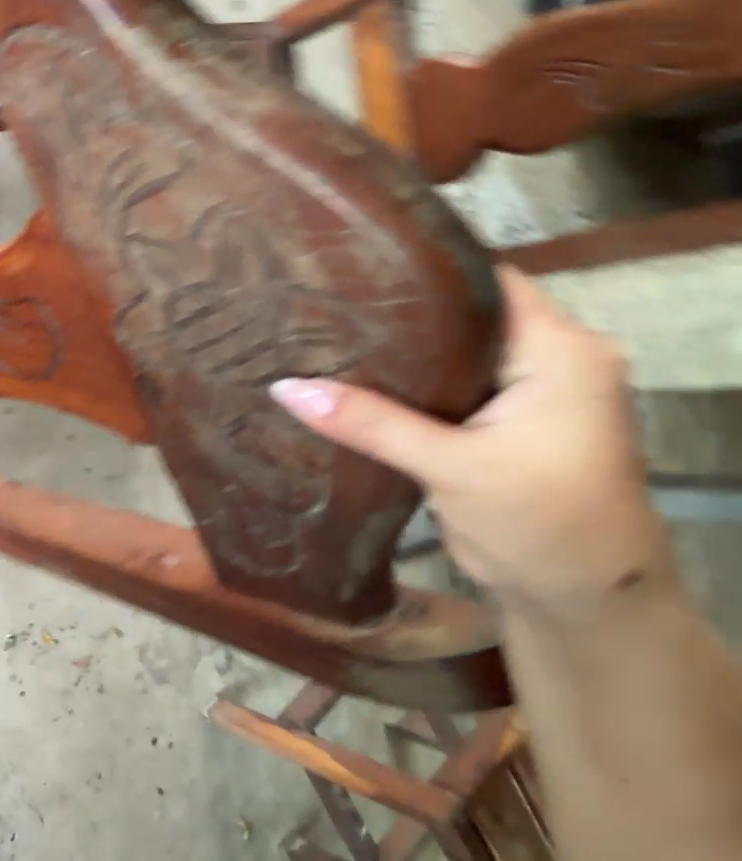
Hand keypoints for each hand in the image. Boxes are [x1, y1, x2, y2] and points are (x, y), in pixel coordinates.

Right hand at [269, 267, 667, 615]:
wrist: (578, 597)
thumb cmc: (542, 521)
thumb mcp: (451, 466)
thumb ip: (368, 423)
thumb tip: (282, 387)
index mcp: (560, 351)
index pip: (484, 284)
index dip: (418, 269)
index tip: (345, 263)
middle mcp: (546, 359)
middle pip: (458, 316)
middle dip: (392, 309)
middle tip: (314, 299)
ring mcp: (520, 393)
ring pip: (443, 354)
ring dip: (389, 351)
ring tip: (315, 332)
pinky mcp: (493, 423)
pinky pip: (436, 388)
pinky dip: (394, 385)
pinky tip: (341, 381)